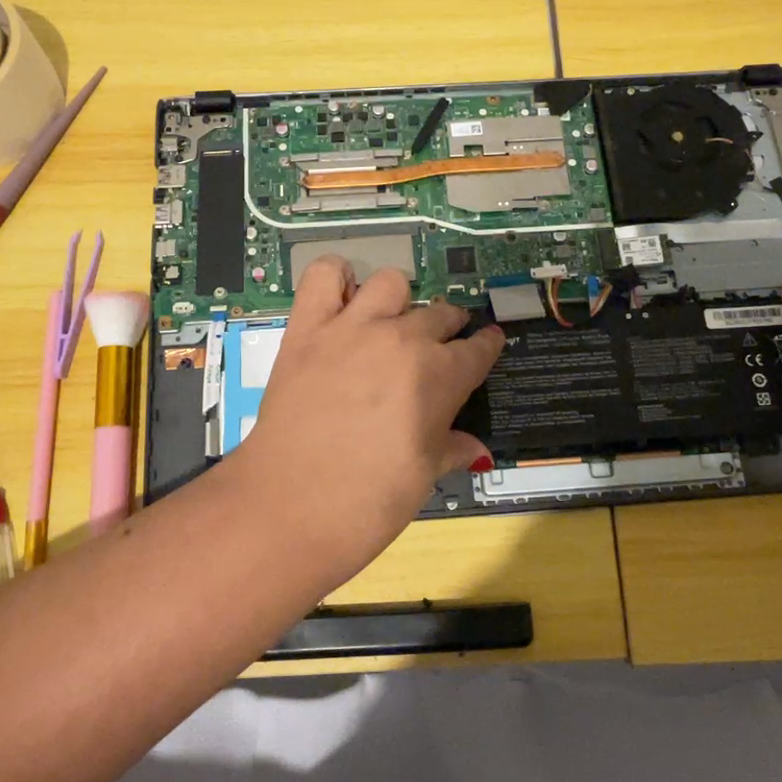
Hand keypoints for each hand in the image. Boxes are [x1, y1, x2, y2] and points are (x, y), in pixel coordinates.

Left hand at [231, 257, 504, 569]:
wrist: (294, 505)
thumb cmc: (372, 500)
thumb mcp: (424, 475)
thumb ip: (452, 449)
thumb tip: (476, 448)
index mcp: (442, 376)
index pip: (478, 349)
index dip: (487, 346)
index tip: (488, 345)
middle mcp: (403, 339)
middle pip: (440, 314)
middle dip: (448, 327)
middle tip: (438, 348)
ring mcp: (353, 327)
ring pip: (391, 283)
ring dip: (399, 301)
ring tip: (390, 323)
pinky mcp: (307, 328)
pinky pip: (324, 275)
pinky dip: (336, 279)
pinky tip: (342, 300)